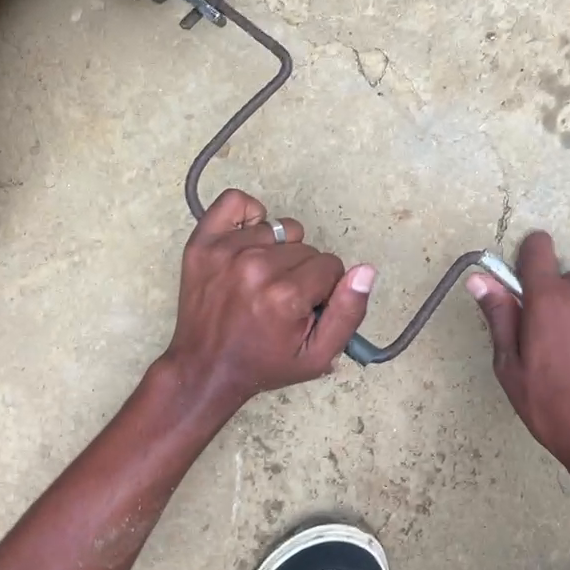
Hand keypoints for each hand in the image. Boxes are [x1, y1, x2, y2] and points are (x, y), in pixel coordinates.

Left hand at [161, 189, 372, 416]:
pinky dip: (248, 217)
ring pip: (278, 229)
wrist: (205, 368)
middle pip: (305, 247)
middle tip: (280, 299)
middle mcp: (255, 267)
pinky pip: (236, 202)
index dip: (323, 288)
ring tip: (262, 278)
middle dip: (301, 271)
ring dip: (277, 250)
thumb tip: (366, 270)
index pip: (330, 265)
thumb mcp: (318, 356)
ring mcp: (226, 251)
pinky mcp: (203, 242)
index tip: (304, 307)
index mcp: (285, 295)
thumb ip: (349, 312)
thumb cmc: (264, 362)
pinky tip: (248, 243)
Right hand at [468, 230, 569, 482]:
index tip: (526, 281)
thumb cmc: (557, 411)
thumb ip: (499, 317)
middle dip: (557, 305)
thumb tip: (480, 279)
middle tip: (554, 349)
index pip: (537, 248)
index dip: (529, 257)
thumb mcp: (512, 370)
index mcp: (549, 299)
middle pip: (566, 284)